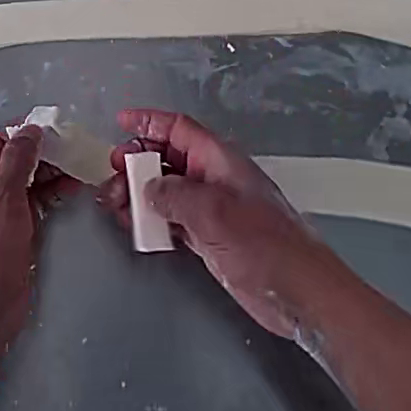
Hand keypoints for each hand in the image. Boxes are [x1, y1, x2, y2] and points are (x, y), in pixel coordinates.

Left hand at [0, 124, 76, 345]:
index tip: (54, 126)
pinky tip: (73, 185)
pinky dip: (53, 191)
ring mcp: (0, 209)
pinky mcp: (17, 228)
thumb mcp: (2, 193)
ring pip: (29, 178)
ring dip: (52, 170)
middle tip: (73, 145)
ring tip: (78, 163)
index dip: (24, 130)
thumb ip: (18, 157)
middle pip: (16, 157)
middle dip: (43, 151)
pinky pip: (37, 200)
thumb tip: (31, 128)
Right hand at [98, 109, 350, 339]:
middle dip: (138, 160)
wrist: (297, 290)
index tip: (121, 119)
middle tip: (113, 173)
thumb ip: (174, 195)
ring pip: (165, 189)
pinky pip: (171, 218)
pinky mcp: (207, 236)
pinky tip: (134, 227)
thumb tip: (147, 188)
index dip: (149, 120)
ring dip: (139, 193)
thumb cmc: (262, 241)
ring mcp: (209, 208)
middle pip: (167, 157)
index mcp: (218, 159)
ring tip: (114, 204)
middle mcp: (211, 177)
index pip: (179, 128)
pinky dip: (151, 219)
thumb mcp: (214, 211)